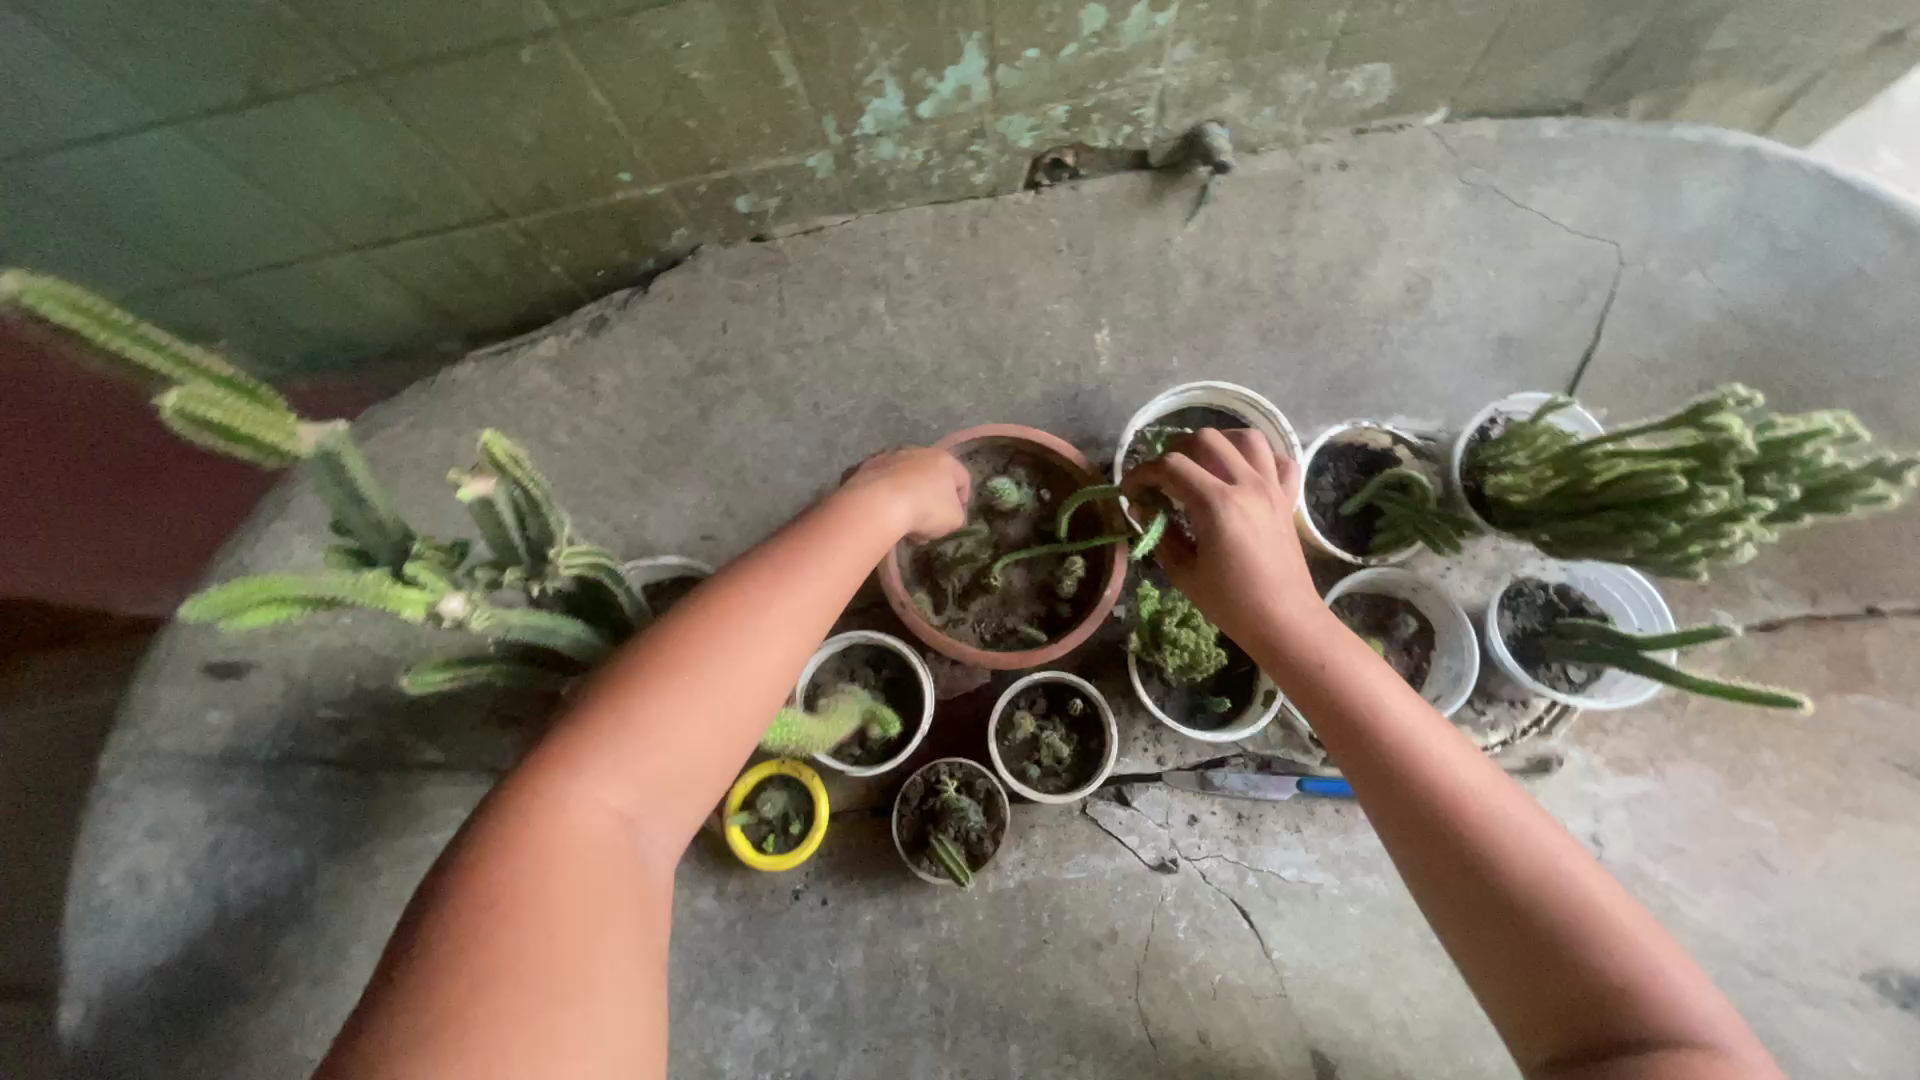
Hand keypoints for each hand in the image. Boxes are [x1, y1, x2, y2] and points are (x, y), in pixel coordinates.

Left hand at [841, 446, 971, 541]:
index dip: (963, 499)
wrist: (879, 504)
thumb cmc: (926, 509)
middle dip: (932, 496)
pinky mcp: (868, 466)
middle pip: (931, 475)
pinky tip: (884, 512)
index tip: (957, 516)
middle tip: (929, 520)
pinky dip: (887, 494)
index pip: (963, 478)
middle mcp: (919, 451)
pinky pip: (884, 481)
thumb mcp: (954, 520)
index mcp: (945, 460)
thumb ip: (957, 514)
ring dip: (908, 493)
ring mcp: (891, 456)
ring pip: (906, 476)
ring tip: (903, 518)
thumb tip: (949, 513)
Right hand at [1123, 429, 1322, 645]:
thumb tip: (1142, 508)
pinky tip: (1242, 473)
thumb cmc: (1230, 603)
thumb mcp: (1183, 571)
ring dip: (1218, 443)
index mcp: (1216, 504)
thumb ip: (1160, 533)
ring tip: (1202, 464)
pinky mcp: (1287, 499)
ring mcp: (1271, 488)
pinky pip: (1278, 460)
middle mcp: (1246, 485)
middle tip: (1163, 478)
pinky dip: (1259, 458)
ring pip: (1245, 438)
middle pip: (1205, 439)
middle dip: (1175, 451)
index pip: (1169, 467)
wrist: (1283, 620)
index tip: (1129, 490)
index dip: (1141, 473)